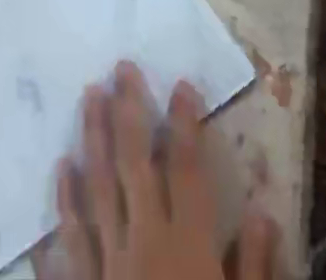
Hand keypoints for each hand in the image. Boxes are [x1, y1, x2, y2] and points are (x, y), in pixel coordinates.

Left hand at [44, 62, 277, 279]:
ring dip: (91, 136)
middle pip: (133, 162)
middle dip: (129, 110)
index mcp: (189, 248)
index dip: (185, 122)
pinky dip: (64, 199)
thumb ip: (259, 271)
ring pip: (96, 184)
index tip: (183, 83)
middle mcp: (144, 242)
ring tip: (88, 93)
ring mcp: (107, 262)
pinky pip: (70, 236)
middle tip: (122, 66)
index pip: (187, 169)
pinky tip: (61, 167)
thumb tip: (265, 213)